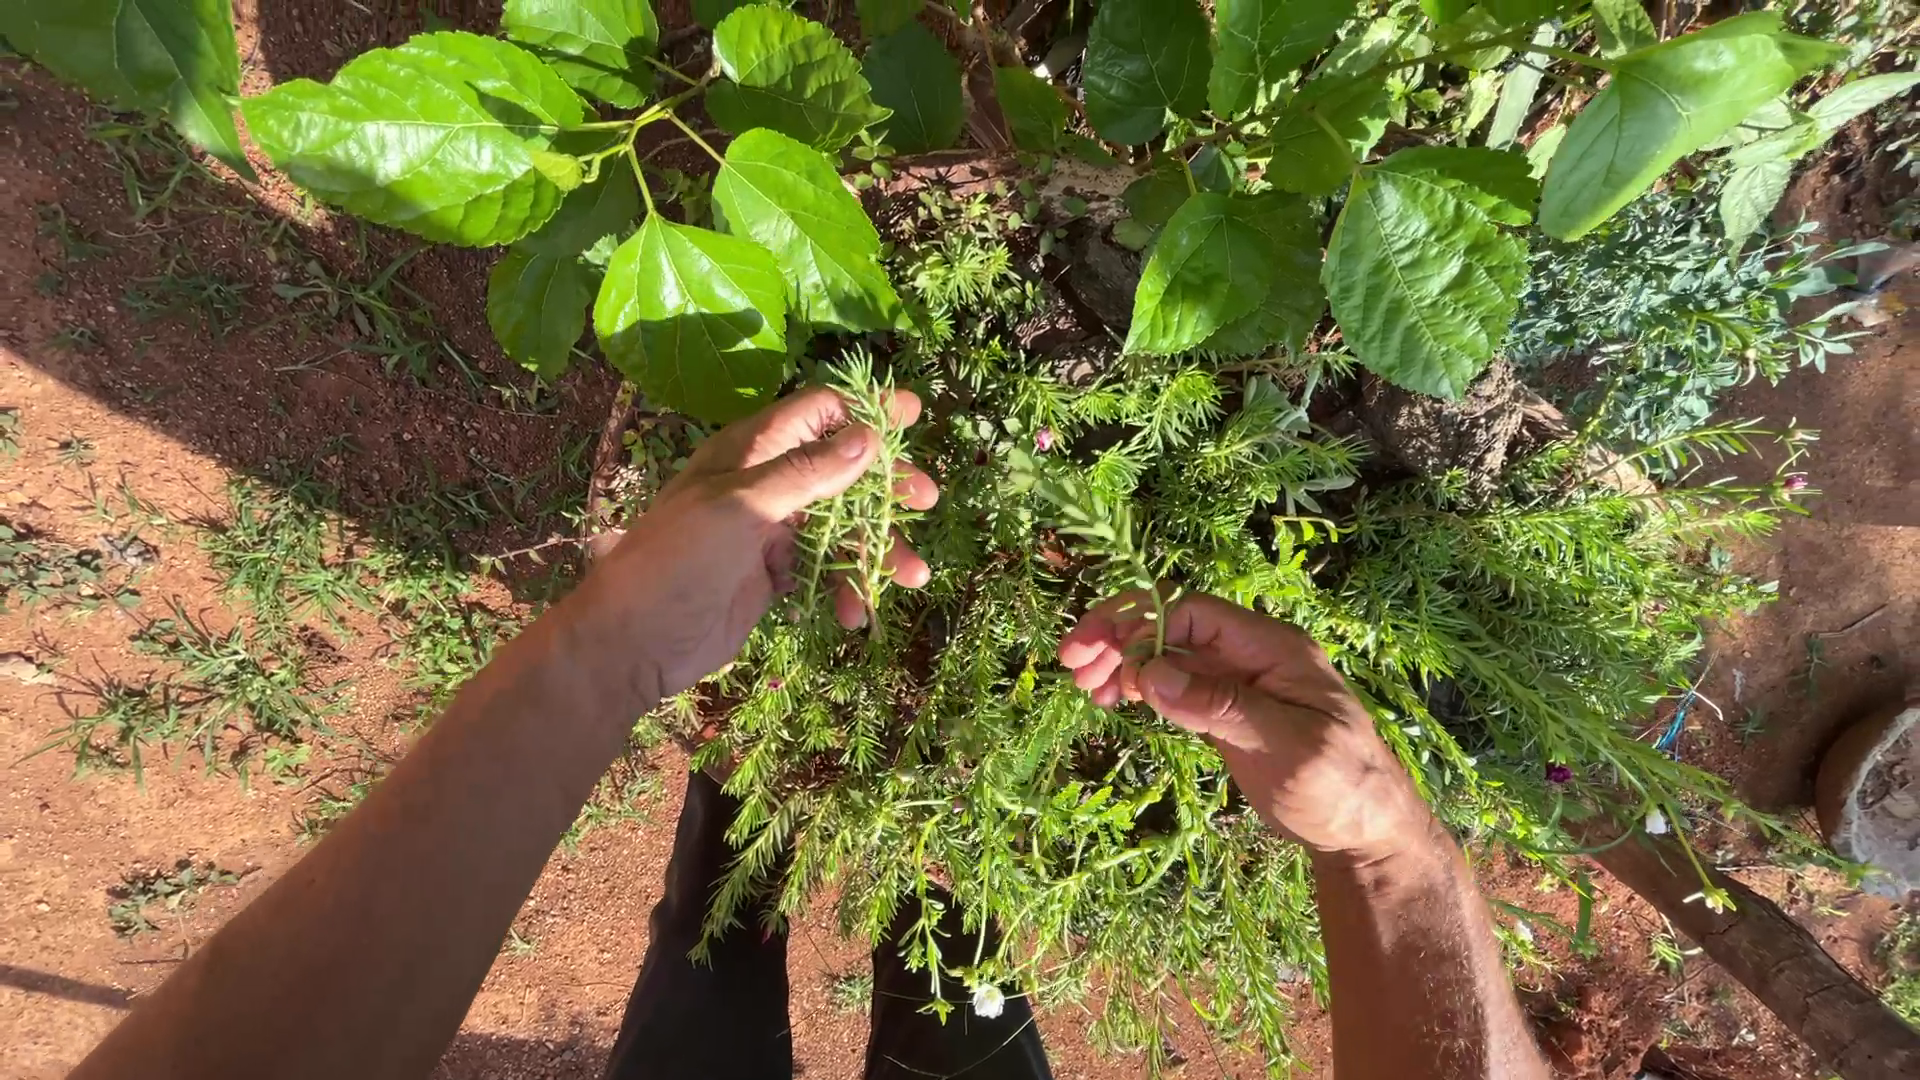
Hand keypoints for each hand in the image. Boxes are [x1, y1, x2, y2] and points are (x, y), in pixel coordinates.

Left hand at [568, 386, 938, 705]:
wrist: (635, 644)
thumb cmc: (677, 561)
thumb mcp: (741, 507)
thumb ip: (806, 472)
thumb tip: (869, 437)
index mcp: (753, 450)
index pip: (818, 412)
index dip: (865, 409)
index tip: (912, 413)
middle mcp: (770, 481)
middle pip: (844, 470)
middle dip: (887, 486)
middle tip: (925, 498)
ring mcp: (776, 529)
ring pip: (844, 526)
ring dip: (878, 549)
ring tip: (913, 576)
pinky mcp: (779, 572)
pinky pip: (828, 569)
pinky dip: (847, 587)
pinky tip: (855, 613)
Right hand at [1058, 590, 1431, 864]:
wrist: (1365, 831)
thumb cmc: (1341, 784)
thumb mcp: (1287, 745)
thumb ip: (1219, 705)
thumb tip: (1150, 675)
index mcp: (1269, 645)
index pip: (1191, 612)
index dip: (1141, 623)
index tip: (1098, 651)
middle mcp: (1245, 653)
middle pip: (1169, 626)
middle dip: (1118, 636)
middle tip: (1072, 664)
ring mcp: (1230, 679)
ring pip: (1162, 653)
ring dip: (1120, 662)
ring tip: (1085, 687)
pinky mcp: (1217, 707)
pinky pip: (1167, 683)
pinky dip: (1136, 686)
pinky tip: (1112, 699)